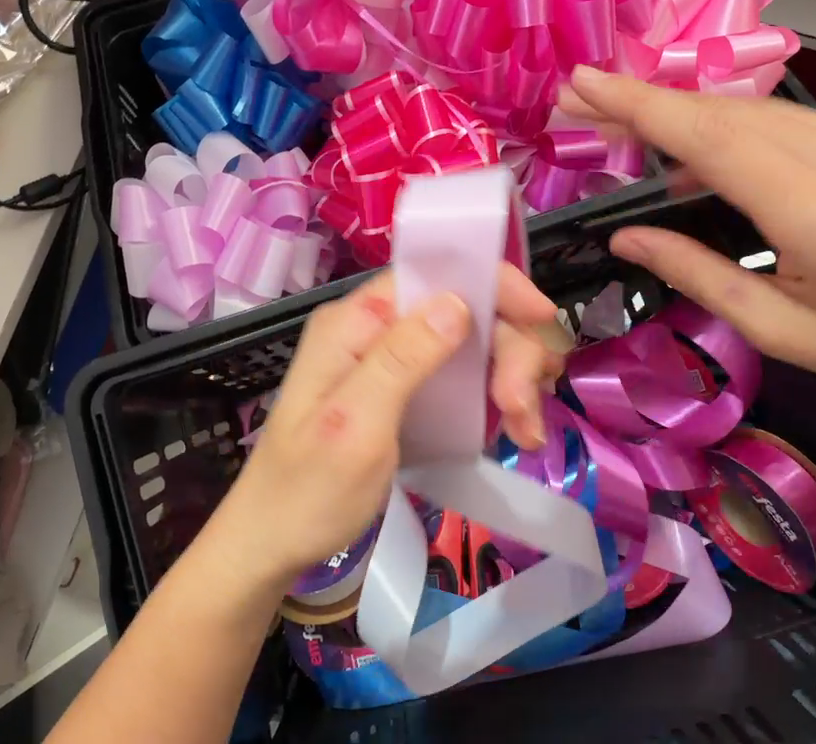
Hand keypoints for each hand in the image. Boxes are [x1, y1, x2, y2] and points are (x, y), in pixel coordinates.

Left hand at [204, 265, 561, 589]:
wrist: (273, 542)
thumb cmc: (309, 491)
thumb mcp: (357, 425)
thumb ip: (402, 358)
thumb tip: (458, 301)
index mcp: (355, 322)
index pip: (434, 273)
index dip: (493, 285)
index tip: (542, 320)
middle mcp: (372, 329)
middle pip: (462, 310)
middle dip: (507, 351)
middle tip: (523, 412)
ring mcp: (387, 361)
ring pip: (470, 344)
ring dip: (508, 379)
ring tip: (525, 431)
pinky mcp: (402, 393)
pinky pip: (460, 377)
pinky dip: (494, 399)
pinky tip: (511, 431)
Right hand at [561, 66, 815, 438]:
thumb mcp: (786, 333)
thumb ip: (699, 276)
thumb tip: (626, 239)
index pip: (712, 140)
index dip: (639, 105)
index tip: (581, 82)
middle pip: (724, 114)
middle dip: (646, 101)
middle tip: (581, 102)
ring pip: (752, 111)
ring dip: (683, 113)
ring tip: (625, 124)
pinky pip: (786, 122)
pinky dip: (728, 127)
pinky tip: (696, 149)